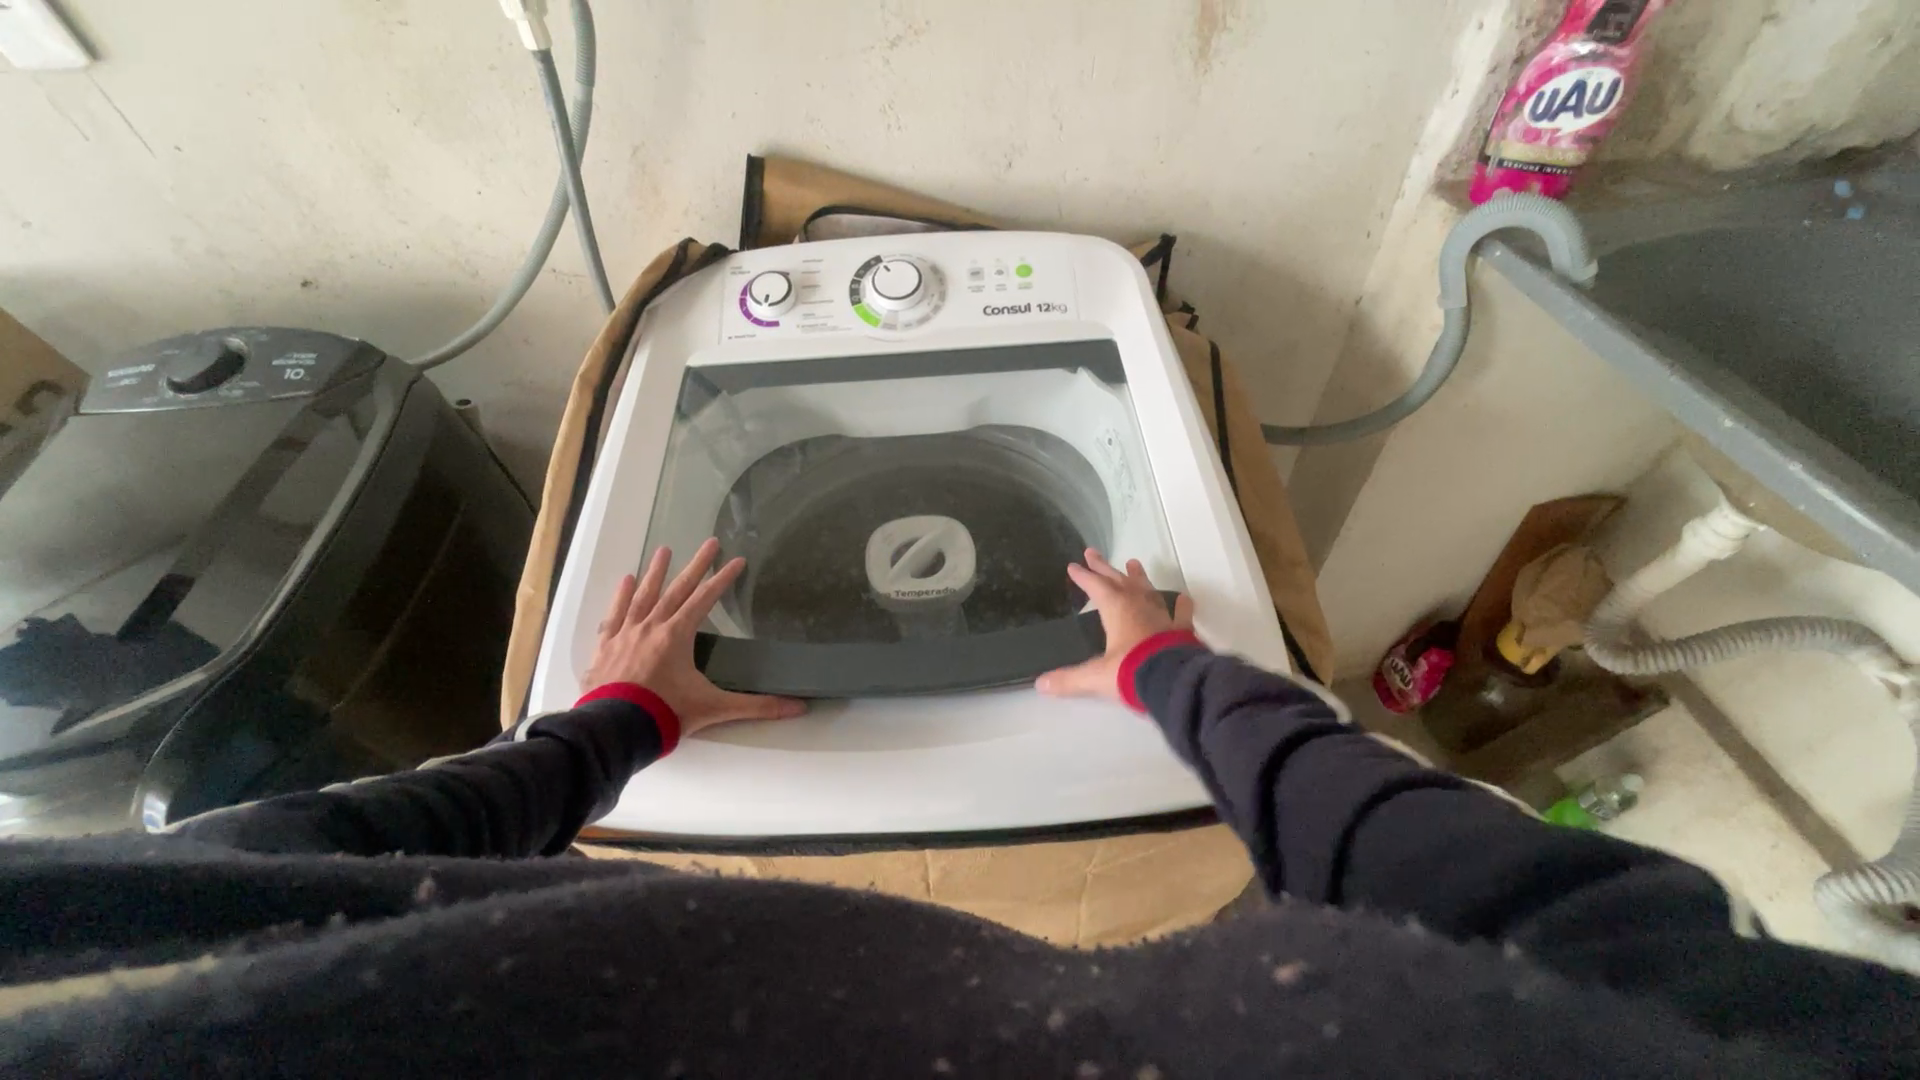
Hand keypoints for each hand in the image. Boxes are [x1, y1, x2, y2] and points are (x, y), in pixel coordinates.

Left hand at [583, 538, 806, 736]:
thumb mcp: (714, 709)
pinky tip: (626, 580)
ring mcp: (626, 634)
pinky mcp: (605, 647)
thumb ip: (756, 706)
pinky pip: (615, 615)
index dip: (724, 579)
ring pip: (644, 595)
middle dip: (696, 565)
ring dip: (656, 572)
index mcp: (678, 635)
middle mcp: (652, 627)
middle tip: (710, 542)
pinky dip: (621, 596)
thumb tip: (798, 708)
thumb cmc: (667, 714)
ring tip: (664, 550)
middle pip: (678, 589)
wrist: (614, 729)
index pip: (706, 599)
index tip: (738, 560)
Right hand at [1035, 548, 1192, 701]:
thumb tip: (1040, 684)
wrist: (1173, 680)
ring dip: (1138, 577)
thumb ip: (1069, 679)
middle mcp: (1138, 605)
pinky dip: (1181, 605)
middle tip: (1092, 552)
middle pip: (1118, 581)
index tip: (1073, 566)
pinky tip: (1184, 598)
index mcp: (1116, 609)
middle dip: (1103, 568)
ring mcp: (1162, 615)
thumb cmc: (1131, 671)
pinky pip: (1181, 613)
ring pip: (1147, 590)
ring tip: (1133, 563)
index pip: (1095, 587)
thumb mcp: (1095, 677)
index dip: (1083, 577)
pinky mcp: (1181, 629)